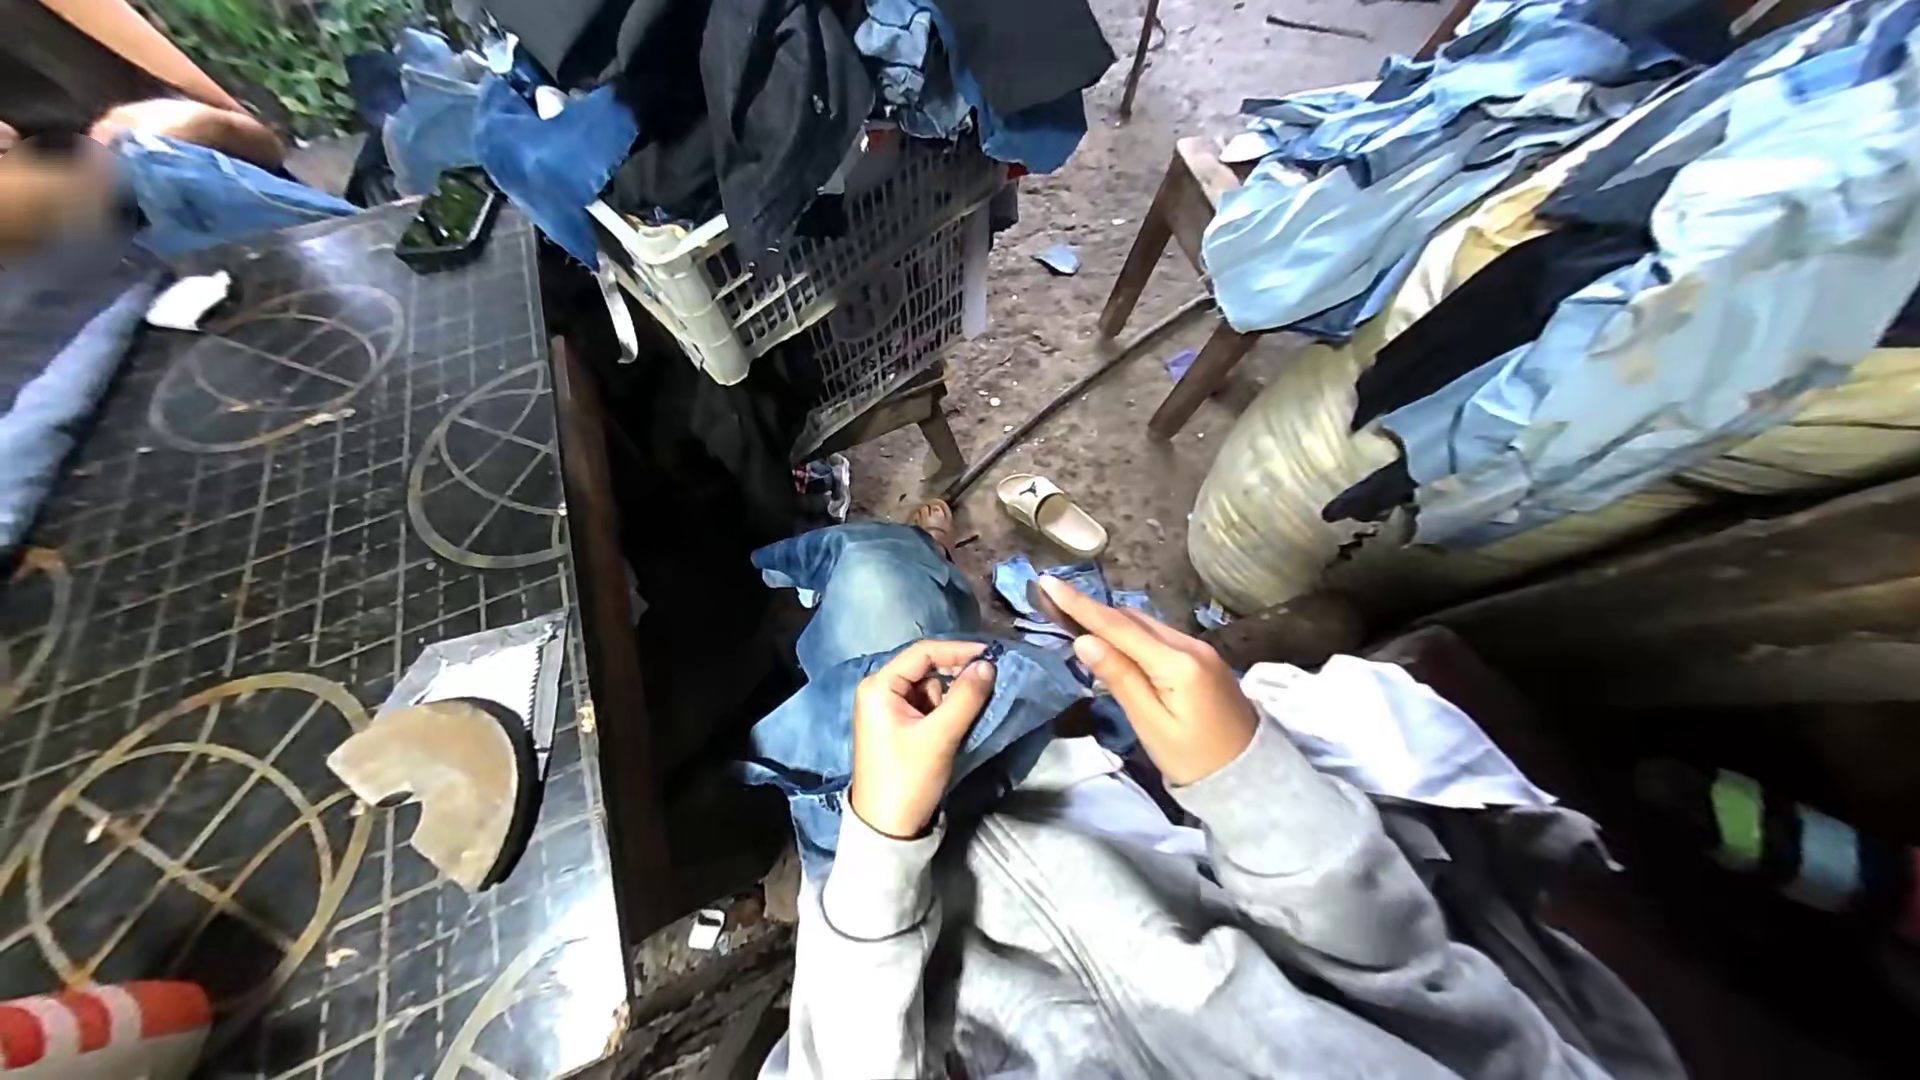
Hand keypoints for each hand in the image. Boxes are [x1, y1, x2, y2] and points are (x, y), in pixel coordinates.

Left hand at [850, 640, 996, 838]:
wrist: (888, 829)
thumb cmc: (908, 778)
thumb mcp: (940, 736)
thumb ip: (965, 697)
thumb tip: (988, 664)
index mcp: (879, 686)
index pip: (923, 652)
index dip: (958, 650)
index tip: (991, 654)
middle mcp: (879, 689)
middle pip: (926, 667)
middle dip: (955, 675)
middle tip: (989, 681)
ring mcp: (887, 707)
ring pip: (930, 686)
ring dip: (951, 696)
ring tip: (966, 715)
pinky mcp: (898, 723)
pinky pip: (927, 703)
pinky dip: (945, 708)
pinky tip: (957, 722)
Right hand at [1039, 577, 1256, 784]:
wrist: (1252, 778)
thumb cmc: (1195, 759)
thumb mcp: (1151, 724)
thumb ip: (1120, 678)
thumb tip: (1083, 640)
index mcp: (1177, 663)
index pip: (1118, 626)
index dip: (1080, 604)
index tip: (1049, 582)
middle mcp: (1190, 645)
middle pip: (1132, 619)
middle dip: (1092, 608)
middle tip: (1053, 600)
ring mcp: (1199, 649)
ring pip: (1145, 624)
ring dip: (1111, 619)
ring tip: (1074, 615)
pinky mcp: (1202, 658)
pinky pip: (1158, 636)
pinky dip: (1130, 632)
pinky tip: (1113, 638)